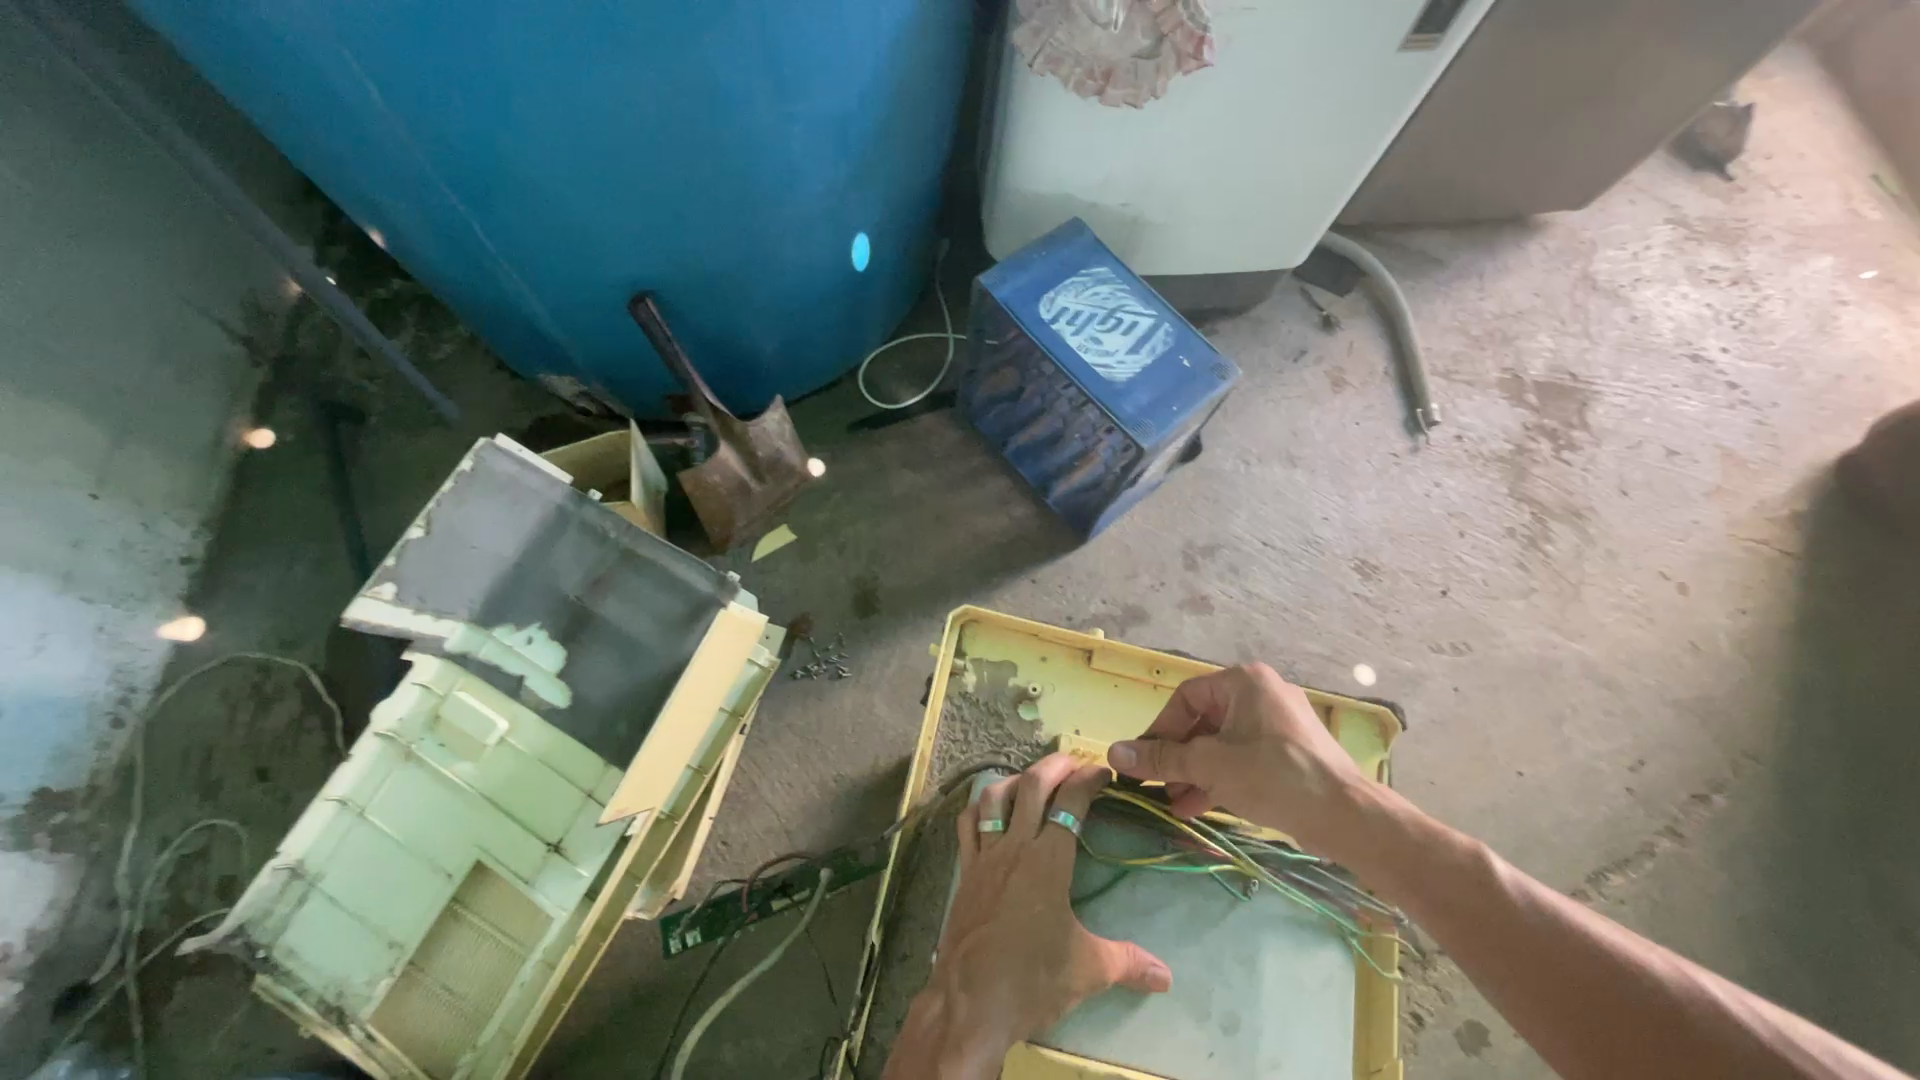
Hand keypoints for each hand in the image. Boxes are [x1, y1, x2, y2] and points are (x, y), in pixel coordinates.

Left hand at [884, 753, 1171, 1077]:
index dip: (1088, 780)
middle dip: (1054, 765)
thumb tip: (1168, 976)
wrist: (971, 1003)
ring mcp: (984, 857)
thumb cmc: (1032, 980)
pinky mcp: (965, 873)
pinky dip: (979, 808)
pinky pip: (967, 826)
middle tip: (1073, 761)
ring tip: (1031, 777)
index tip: (1104, 772)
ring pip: (993, 798)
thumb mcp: (1088, 971)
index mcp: (1048, 861)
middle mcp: (1014, 848)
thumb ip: (1128, 963)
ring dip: (1014, 779)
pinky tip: (988, 809)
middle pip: (1031, 786)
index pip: (1071, 803)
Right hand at [1107, 664, 1369, 857]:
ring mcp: (1278, 724)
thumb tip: (1114, 752)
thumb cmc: (1273, 776)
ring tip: (1173, 803)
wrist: (1346, 815)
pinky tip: (1198, 807)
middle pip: (1203, 722)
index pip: (1185, 698)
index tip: (1143, 761)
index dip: (1159, 730)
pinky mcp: (1290, 753)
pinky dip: (1219, 778)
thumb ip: (1161, 757)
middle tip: (1155, 785)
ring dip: (1194, 772)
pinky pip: (1243, 758)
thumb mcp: (1209, 765)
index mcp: (1243, 682)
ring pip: (1222, 744)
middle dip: (1177, 756)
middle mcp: (1261, 694)